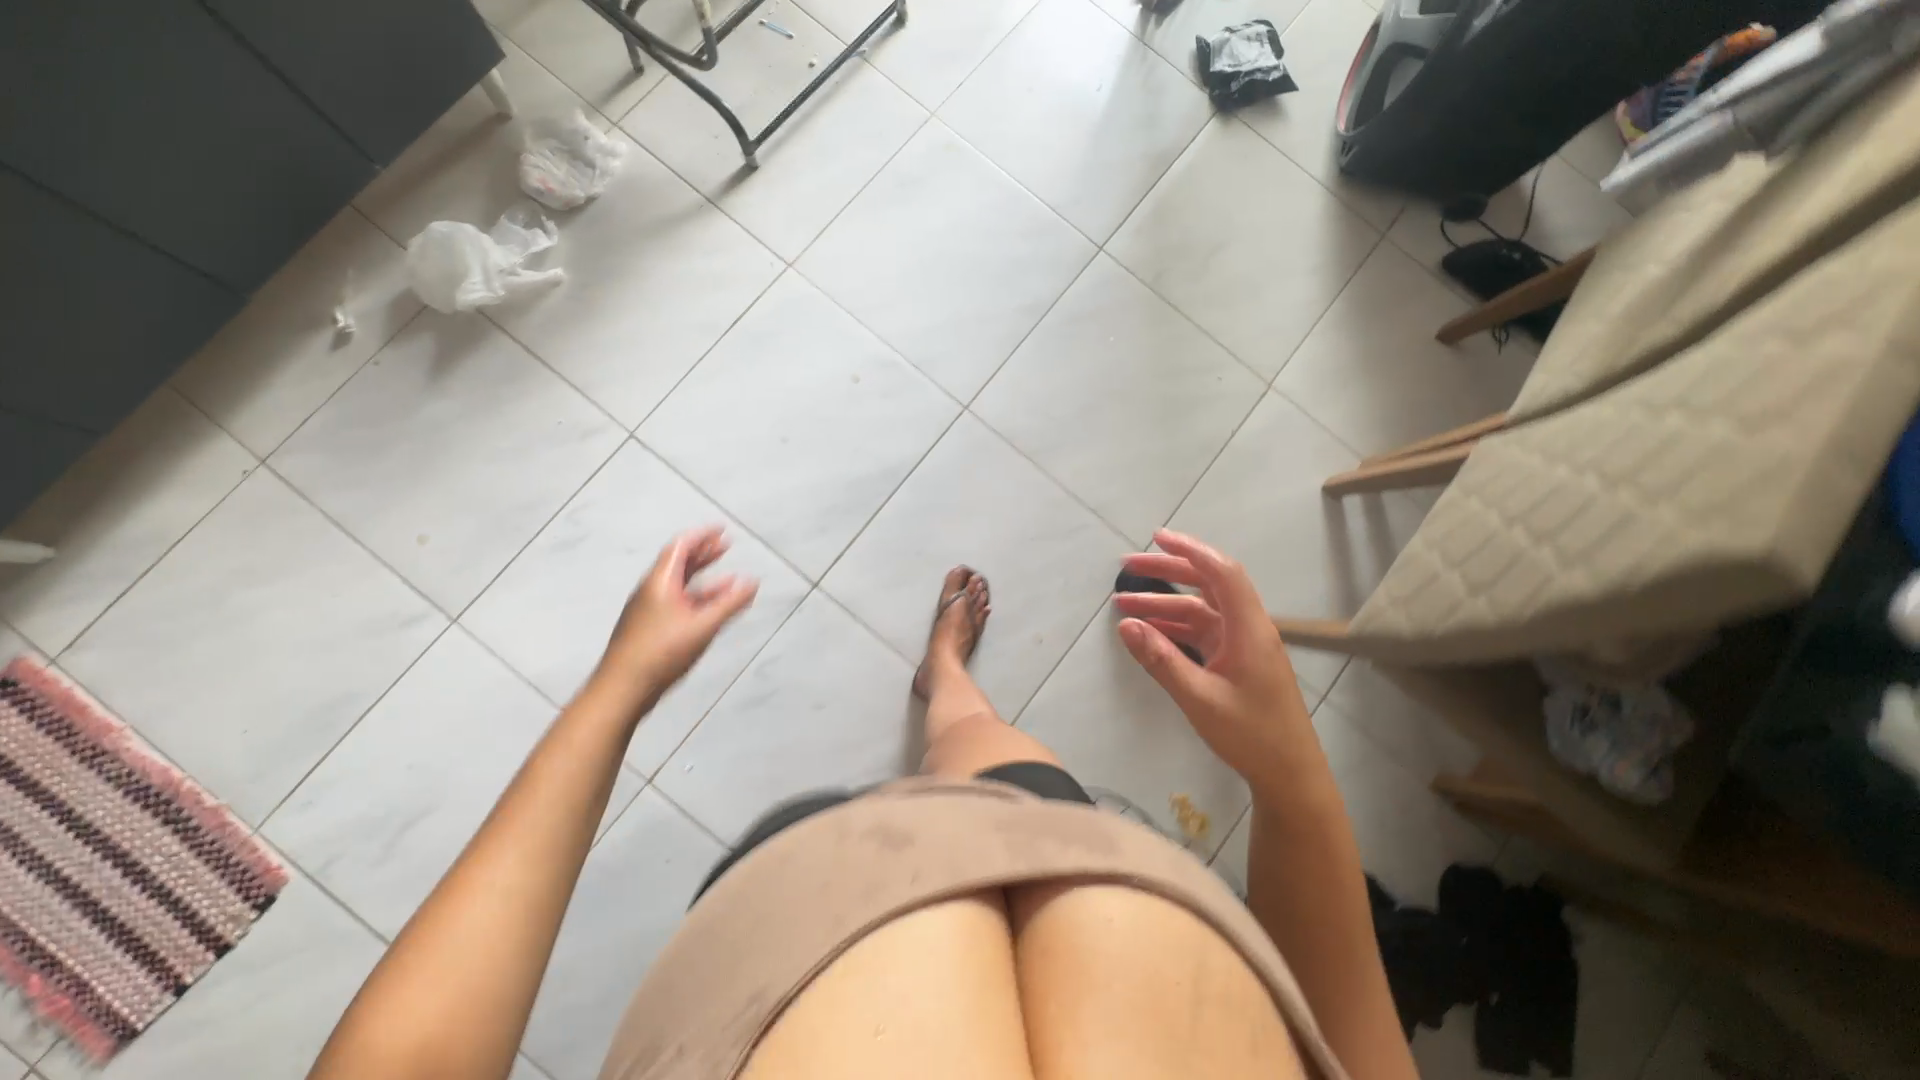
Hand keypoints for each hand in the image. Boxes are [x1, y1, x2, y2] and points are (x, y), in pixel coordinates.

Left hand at [595, 526, 758, 699]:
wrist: (622, 688)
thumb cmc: (662, 652)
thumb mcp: (703, 626)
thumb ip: (730, 603)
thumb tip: (753, 582)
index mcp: (660, 582)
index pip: (681, 547)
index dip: (703, 536)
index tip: (723, 531)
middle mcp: (651, 591)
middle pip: (678, 564)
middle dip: (703, 554)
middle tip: (726, 547)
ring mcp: (648, 611)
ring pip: (678, 586)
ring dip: (703, 580)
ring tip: (729, 580)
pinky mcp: (648, 630)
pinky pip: (676, 604)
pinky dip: (696, 600)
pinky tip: (710, 613)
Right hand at [1115, 529, 1318, 796]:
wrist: (1290, 774)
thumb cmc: (1250, 735)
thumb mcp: (1199, 698)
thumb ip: (1161, 660)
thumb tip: (1125, 625)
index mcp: (1249, 629)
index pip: (1221, 573)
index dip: (1190, 550)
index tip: (1156, 539)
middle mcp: (1248, 629)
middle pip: (1208, 585)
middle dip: (1168, 572)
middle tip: (1127, 567)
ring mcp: (1244, 646)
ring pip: (1201, 612)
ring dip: (1165, 605)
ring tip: (1123, 604)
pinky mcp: (1238, 663)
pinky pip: (1203, 634)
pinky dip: (1175, 628)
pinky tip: (1148, 633)